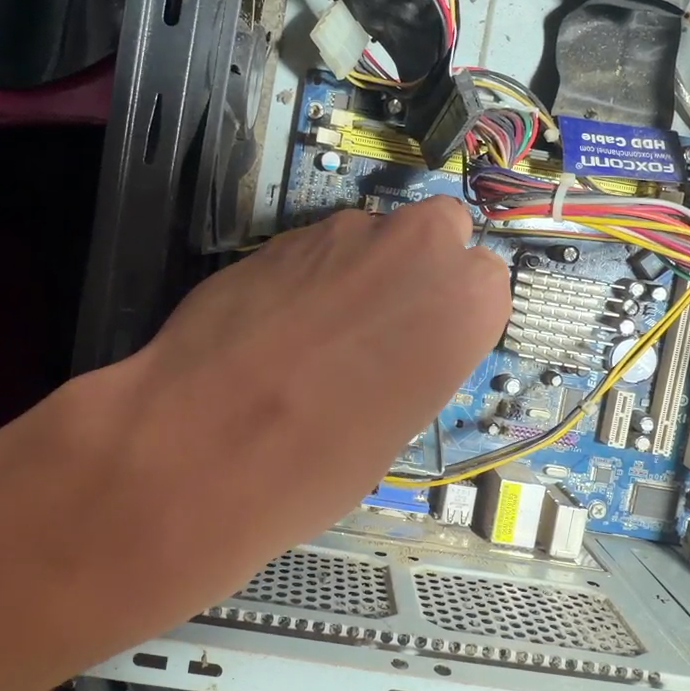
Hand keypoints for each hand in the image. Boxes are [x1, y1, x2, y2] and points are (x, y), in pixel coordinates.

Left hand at [95, 196, 508, 583]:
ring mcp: (339, 233)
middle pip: (436, 229)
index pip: (485, 278)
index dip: (454, 310)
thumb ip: (414, 361)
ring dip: (355, 269)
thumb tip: (388, 348)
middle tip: (382, 320)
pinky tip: (268, 326)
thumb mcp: (398, 424)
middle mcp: (413, 247)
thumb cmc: (323, 461)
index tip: (429, 340)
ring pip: (368, 235)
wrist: (204, 445)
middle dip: (418, 263)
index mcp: (465, 299)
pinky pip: (311, 249)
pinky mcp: (276, 237)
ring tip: (311, 332)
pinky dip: (302, 277)